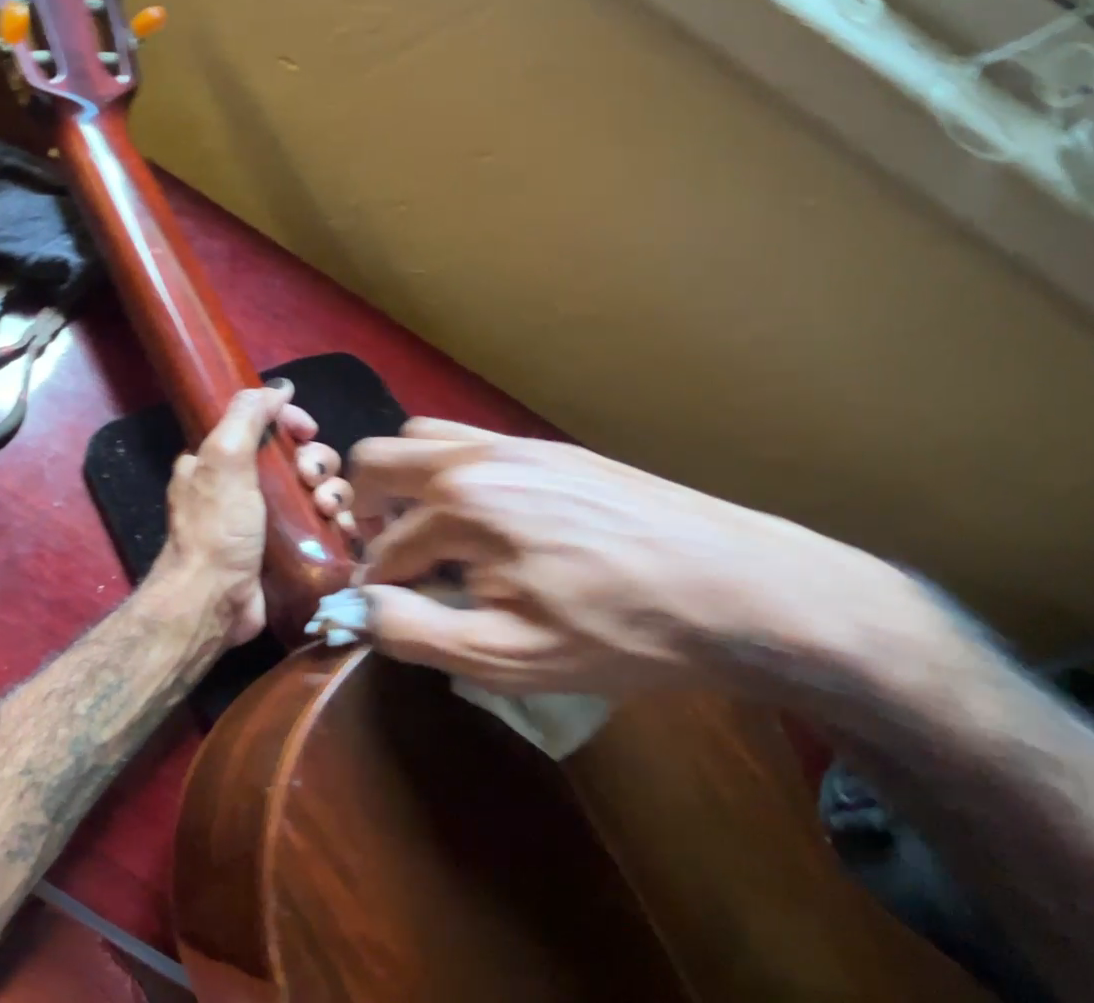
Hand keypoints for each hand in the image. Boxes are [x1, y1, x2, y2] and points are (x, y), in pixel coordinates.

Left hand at [157, 381, 353, 645]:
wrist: (213, 601)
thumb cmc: (215, 528)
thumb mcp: (223, 459)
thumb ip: (247, 416)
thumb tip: (278, 388)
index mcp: (221, 461)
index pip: (265, 426)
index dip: (290, 422)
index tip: (306, 430)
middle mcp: (244, 488)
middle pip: (299, 458)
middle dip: (317, 462)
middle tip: (312, 479)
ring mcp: (268, 522)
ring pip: (317, 492)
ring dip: (333, 492)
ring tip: (329, 509)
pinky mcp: (291, 552)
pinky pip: (325, 527)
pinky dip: (339, 523)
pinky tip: (343, 529)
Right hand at [352, 419, 940, 698]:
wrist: (742, 590)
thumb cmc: (620, 632)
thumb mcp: (507, 656)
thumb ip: (413, 630)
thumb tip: (351, 610)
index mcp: (460, 504)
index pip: (381, 544)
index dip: (372, 587)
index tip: (385, 614)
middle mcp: (479, 458)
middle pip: (379, 460)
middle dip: (369, 512)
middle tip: (398, 561)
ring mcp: (520, 445)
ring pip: (423, 438)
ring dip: (408, 483)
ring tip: (437, 535)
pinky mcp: (555, 449)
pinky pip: (472, 440)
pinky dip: (452, 471)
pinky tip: (490, 520)